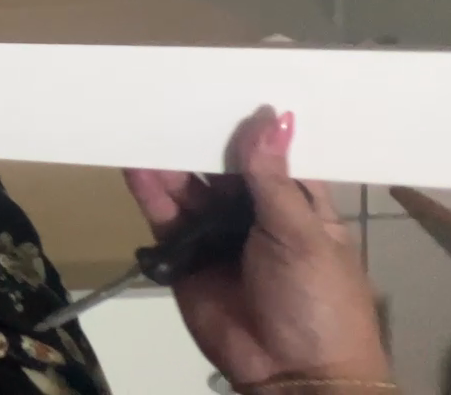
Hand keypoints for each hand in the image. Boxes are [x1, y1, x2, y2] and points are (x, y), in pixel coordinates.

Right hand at [123, 107, 389, 389]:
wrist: (290, 375)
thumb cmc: (318, 302)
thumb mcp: (303, 236)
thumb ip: (273, 177)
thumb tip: (276, 116)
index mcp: (298, 209)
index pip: (271, 156)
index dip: (250, 126)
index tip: (222, 84)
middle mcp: (254, 214)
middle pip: (220, 165)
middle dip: (198, 136)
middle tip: (167, 93)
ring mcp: (215, 231)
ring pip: (186, 184)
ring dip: (168, 157)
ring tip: (140, 120)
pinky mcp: (181, 248)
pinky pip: (160, 209)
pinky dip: (146, 185)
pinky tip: (132, 161)